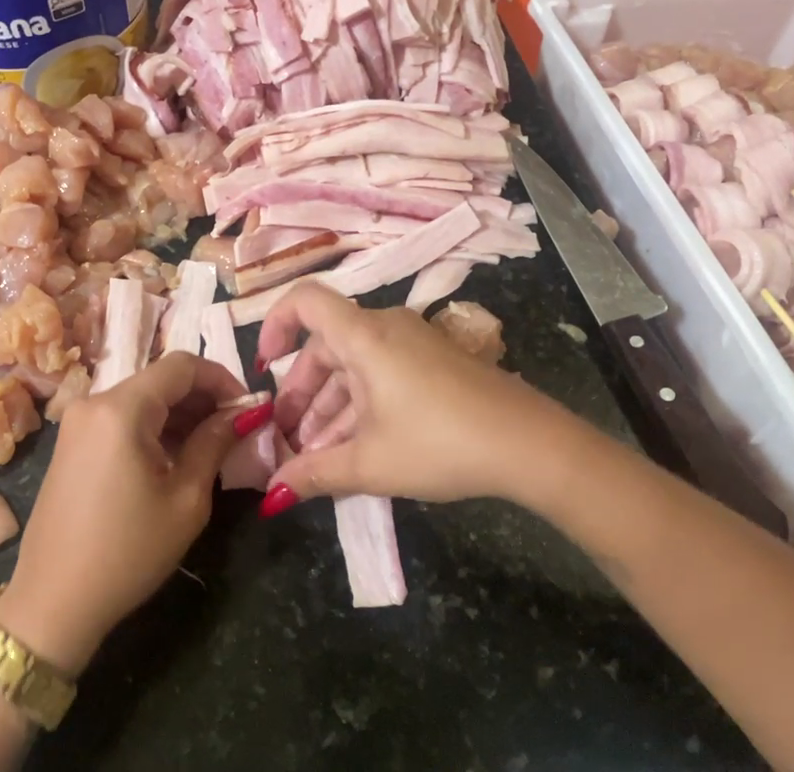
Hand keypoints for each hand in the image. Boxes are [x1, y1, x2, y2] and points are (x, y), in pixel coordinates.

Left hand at [0, 354, 246, 674]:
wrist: (54, 602)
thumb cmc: (128, 552)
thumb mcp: (186, 499)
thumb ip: (215, 443)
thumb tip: (243, 413)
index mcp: (121, 408)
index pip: (182, 365)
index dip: (222, 379)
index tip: (248, 410)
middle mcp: (94, 403)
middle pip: (160, 380)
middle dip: (202, 398)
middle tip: (236, 431)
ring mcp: (77, 423)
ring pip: (141, 399)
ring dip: (180, 415)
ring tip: (212, 448)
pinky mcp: (71, 444)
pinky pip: (121, 419)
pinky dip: (153, 428)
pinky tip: (175, 459)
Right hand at [256, 284, 578, 507]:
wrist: (530, 445)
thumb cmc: (440, 443)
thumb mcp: (371, 464)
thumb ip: (315, 473)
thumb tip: (273, 491)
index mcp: (364, 336)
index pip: (304, 301)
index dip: (273, 325)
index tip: (263, 368)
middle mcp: (386, 328)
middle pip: (325, 347)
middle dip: (301, 394)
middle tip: (288, 440)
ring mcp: (414, 344)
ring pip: (353, 367)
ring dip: (330, 408)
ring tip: (316, 457)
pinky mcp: (435, 363)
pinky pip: (381, 374)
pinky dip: (360, 405)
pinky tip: (353, 449)